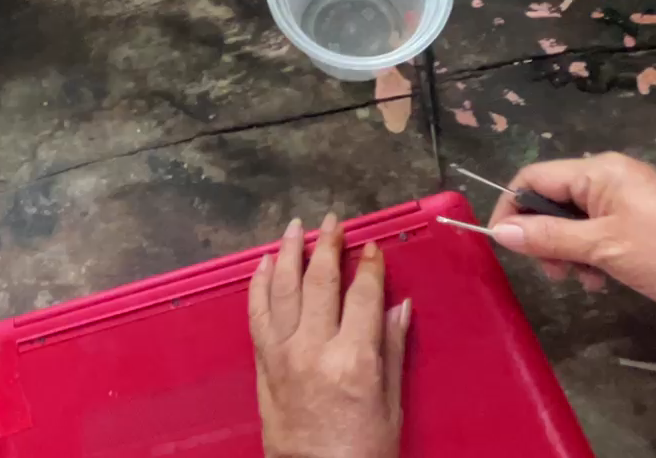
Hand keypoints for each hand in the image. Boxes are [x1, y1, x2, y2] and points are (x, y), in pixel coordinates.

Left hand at [249, 213, 411, 457]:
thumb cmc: (364, 452)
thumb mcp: (391, 406)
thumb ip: (390, 349)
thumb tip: (399, 305)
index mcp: (353, 360)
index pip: (362, 296)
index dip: (369, 267)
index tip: (372, 246)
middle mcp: (314, 348)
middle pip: (320, 281)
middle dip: (327, 245)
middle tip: (332, 221)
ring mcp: (283, 352)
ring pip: (284, 287)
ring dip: (290, 252)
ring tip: (295, 226)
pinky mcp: (264, 360)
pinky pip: (257, 312)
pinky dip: (260, 283)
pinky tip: (265, 263)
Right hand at [488, 152, 655, 335]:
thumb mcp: (603, 249)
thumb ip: (547, 237)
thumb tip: (498, 232)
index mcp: (598, 170)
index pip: (533, 178)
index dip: (512, 208)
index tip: (505, 245)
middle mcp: (611, 175)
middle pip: (552, 197)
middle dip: (543, 234)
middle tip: (553, 273)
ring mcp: (632, 197)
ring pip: (575, 217)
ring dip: (568, 248)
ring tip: (583, 280)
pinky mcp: (647, 219)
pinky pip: (600, 227)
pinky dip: (592, 251)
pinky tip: (603, 277)